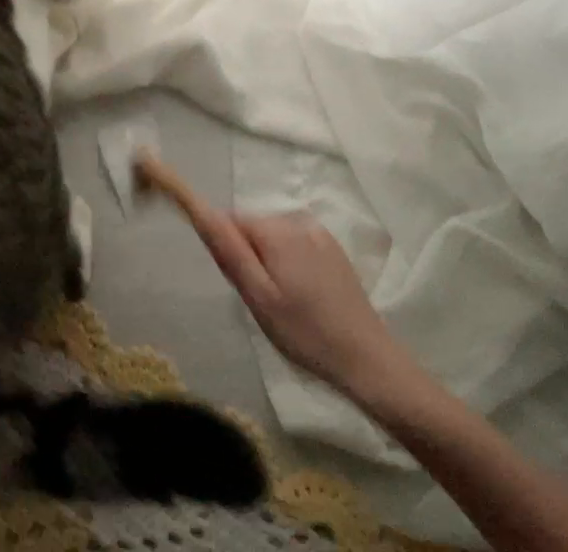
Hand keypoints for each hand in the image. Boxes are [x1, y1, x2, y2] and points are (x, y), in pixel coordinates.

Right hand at [186, 206, 402, 397]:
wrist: (365, 356)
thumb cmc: (304, 331)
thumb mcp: (259, 297)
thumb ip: (230, 252)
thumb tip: (202, 211)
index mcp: (278, 232)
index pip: (232, 221)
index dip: (228, 251)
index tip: (241, 285)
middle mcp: (299, 223)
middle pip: (254, 228)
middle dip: (249, 256)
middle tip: (261, 300)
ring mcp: (321, 235)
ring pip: (275, 237)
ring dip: (269, 260)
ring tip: (282, 303)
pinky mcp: (335, 250)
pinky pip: (297, 245)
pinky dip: (290, 263)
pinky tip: (302, 296)